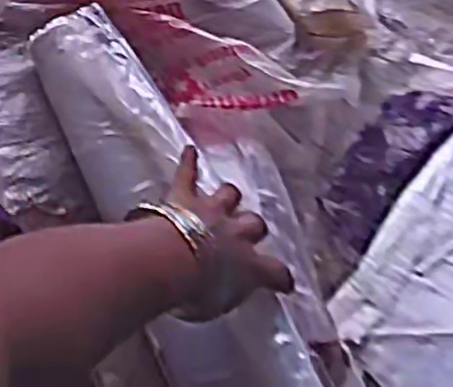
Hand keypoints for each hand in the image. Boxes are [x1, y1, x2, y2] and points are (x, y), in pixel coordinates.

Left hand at [165, 147, 294, 318]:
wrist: (171, 258)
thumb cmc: (195, 292)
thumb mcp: (219, 303)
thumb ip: (228, 291)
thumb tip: (225, 287)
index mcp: (251, 266)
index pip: (277, 271)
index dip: (280, 275)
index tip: (281, 280)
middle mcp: (236, 232)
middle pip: (255, 222)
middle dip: (252, 226)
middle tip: (245, 232)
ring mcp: (211, 208)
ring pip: (229, 193)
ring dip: (227, 196)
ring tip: (225, 196)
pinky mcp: (185, 193)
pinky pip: (188, 172)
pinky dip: (188, 161)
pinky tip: (188, 149)